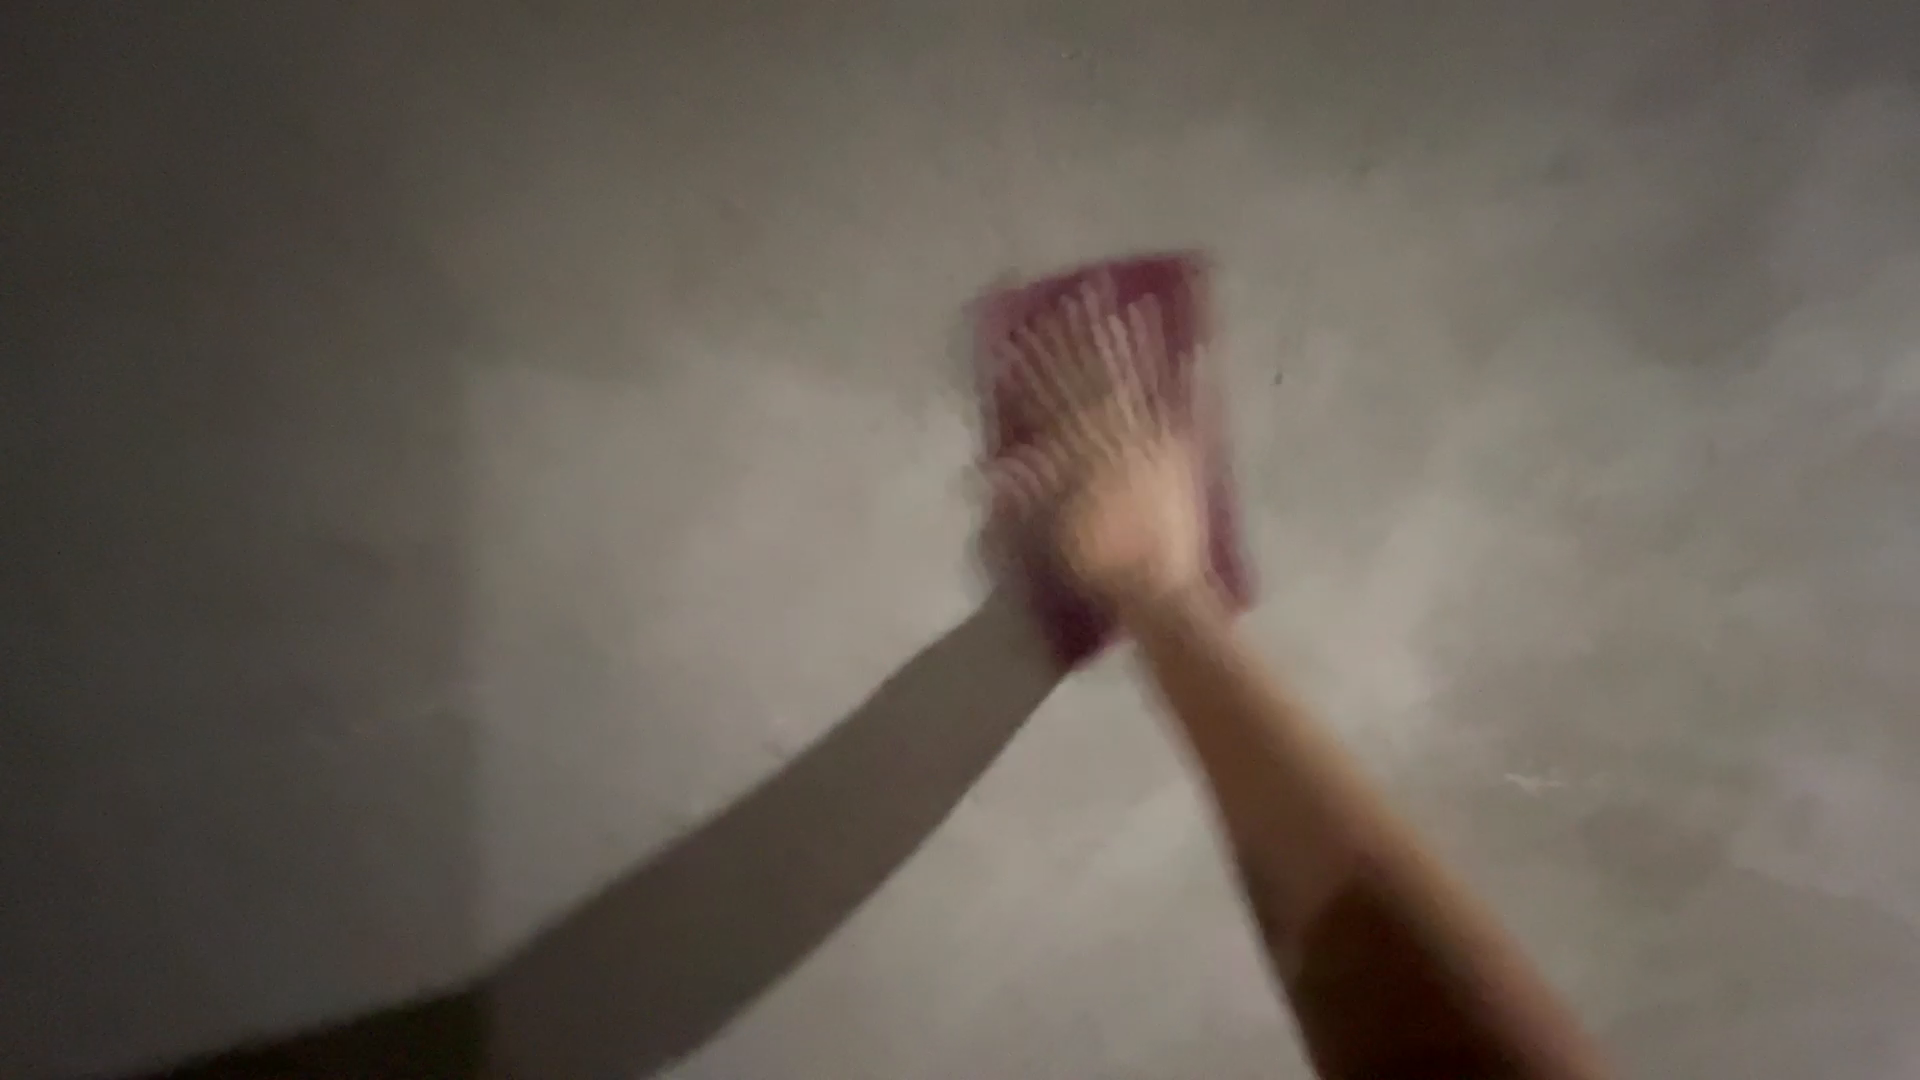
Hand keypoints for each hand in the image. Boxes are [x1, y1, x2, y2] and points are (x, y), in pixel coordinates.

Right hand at [986, 283, 1208, 611]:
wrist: (1160, 589)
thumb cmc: (1099, 565)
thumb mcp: (1052, 533)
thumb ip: (1030, 492)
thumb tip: (997, 463)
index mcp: (1083, 459)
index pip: (1053, 403)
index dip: (1038, 367)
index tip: (1026, 332)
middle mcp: (1119, 441)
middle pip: (1095, 381)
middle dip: (1082, 338)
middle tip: (1078, 296)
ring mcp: (1156, 444)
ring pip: (1140, 384)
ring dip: (1133, 343)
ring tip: (1130, 305)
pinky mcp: (1185, 454)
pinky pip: (1189, 409)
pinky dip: (1192, 376)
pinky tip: (1195, 346)